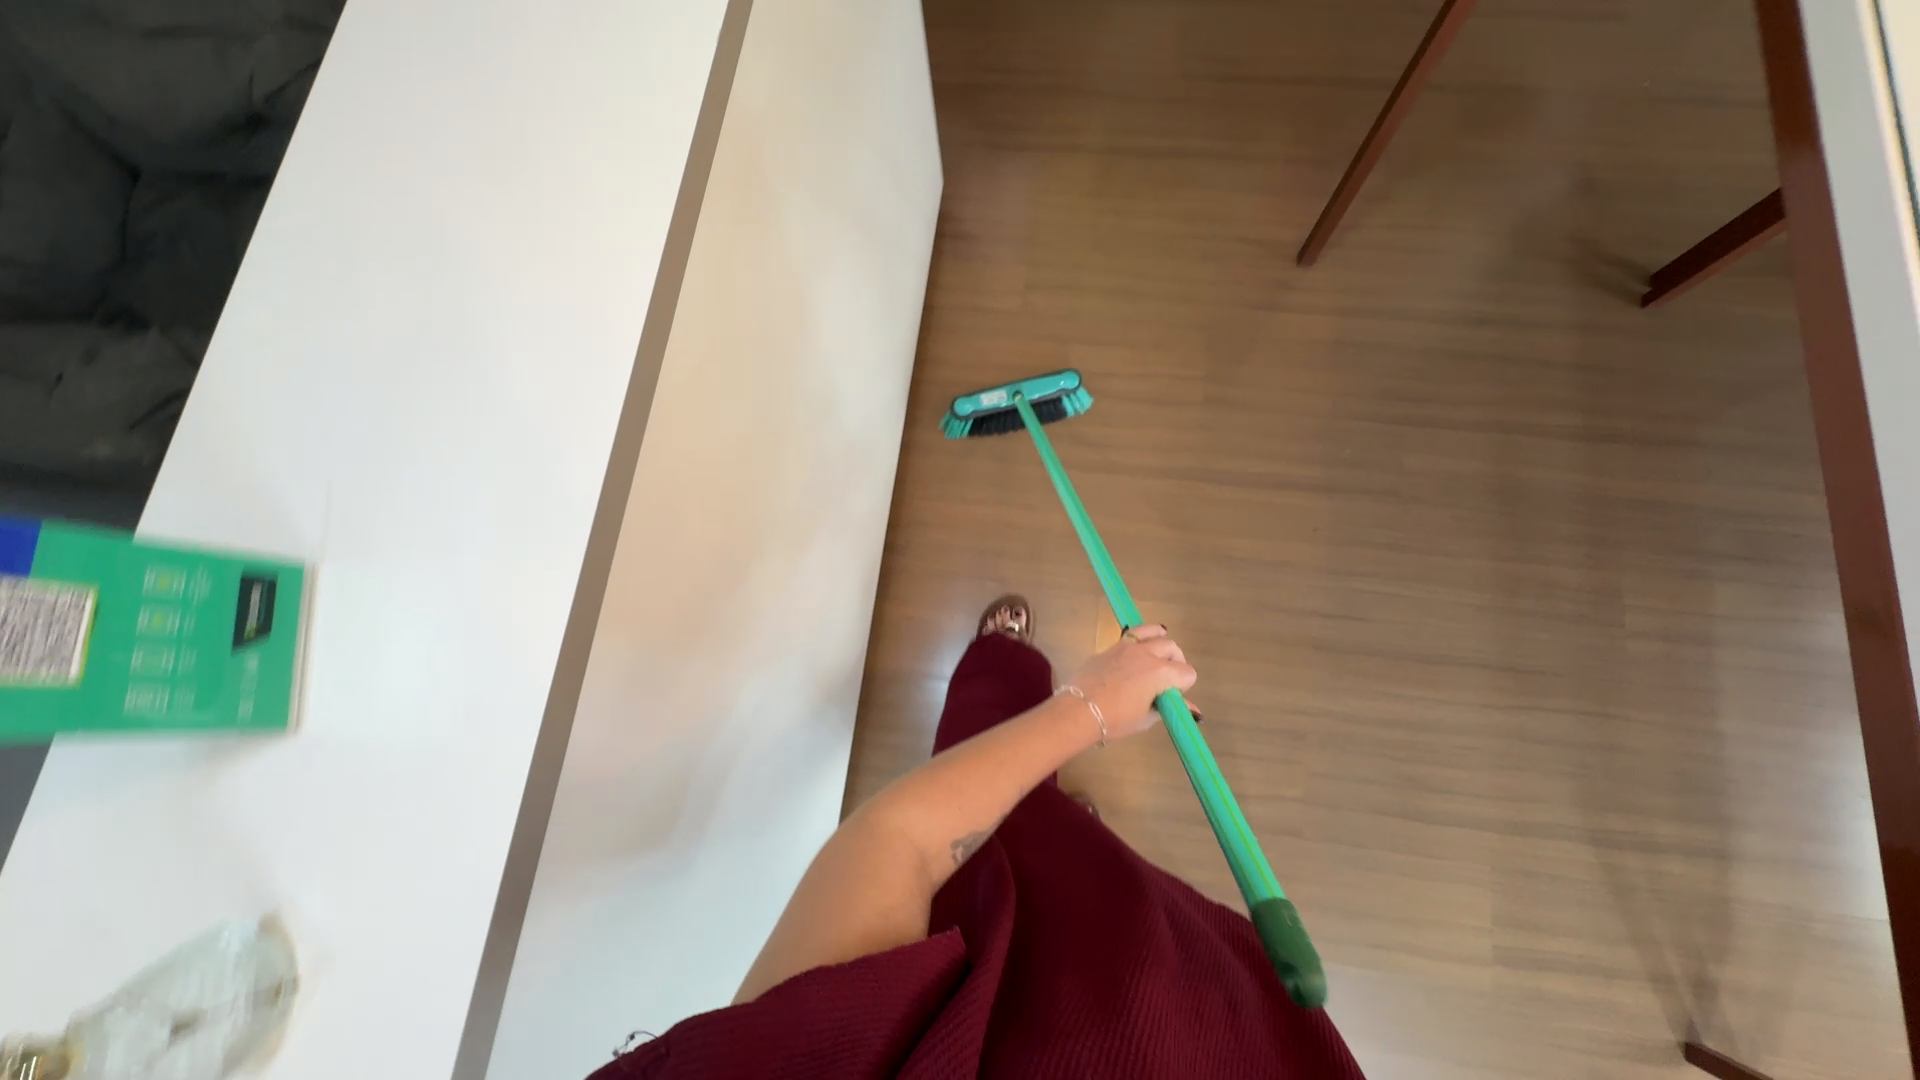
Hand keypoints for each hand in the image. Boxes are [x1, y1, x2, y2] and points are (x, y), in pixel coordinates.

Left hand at [1062, 625, 1196, 740]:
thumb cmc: (1115, 720)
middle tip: (1167, 679)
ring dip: (1160, 641)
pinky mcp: (1111, 647)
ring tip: (1157, 654)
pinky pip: (1132, 635)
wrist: (1079, 710)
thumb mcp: (1146, 718)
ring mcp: (1128, 647)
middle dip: (1175, 662)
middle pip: (1172, 648)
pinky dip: (1140, 640)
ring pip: (1153, 631)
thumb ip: (1168, 708)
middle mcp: (1147, 654)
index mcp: (1161, 673)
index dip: (1184, 685)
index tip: (1172, 695)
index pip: (1187, 672)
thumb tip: (1192, 711)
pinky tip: (1136, 653)